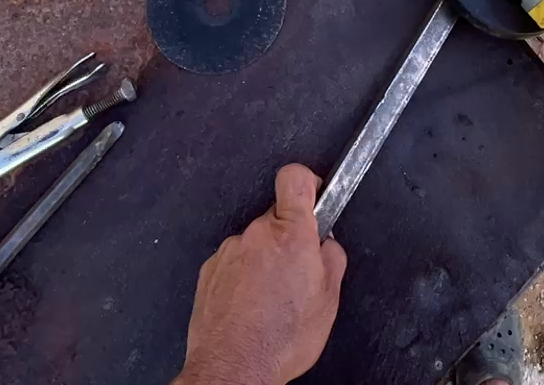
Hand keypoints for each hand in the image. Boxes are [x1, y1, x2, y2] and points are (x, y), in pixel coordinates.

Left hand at [176, 164, 348, 384]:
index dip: (306, 182)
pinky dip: (243, 276)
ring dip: (264, 260)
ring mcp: (230, 250)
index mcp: (291, 233)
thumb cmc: (279, 340)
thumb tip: (326, 244)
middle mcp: (257, 233)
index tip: (312, 196)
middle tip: (295, 272)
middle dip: (288, 237)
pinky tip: (250, 306)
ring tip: (270, 299)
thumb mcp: (328, 300)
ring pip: (256, 242)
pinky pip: (235, 261)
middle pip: (277, 216)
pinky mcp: (210, 269)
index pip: (295, 177)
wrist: (232, 372)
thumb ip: (333, 258)